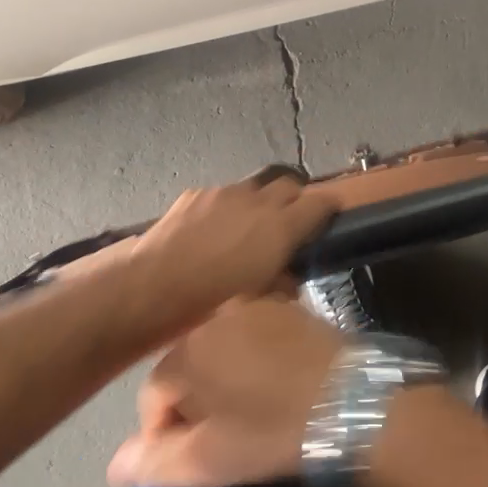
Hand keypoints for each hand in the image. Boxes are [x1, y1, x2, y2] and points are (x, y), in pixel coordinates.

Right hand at [108, 296, 342, 486]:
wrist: (351, 400)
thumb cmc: (274, 432)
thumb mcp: (209, 460)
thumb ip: (154, 460)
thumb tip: (116, 464)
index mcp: (187, 350)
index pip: (154, 394)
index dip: (164, 431)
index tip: (189, 454)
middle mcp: (214, 314)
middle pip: (187, 363)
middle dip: (195, 398)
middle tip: (222, 430)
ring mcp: (255, 301)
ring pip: (221, 342)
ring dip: (225, 371)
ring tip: (250, 403)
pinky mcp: (289, 301)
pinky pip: (255, 326)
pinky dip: (255, 348)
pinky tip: (274, 374)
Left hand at [130, 171, 338, 320]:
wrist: (157, 283)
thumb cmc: (214, 301)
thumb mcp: (258, 298)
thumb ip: (281, 281)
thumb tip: (287, 278)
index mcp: (281, 227)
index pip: (320, 203)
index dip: (328, 207)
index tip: (330, 214)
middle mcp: (259, 201)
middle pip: (289, 185)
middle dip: (294, 198)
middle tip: (290, 218)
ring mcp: (226, 193)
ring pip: (254, 188)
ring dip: (257, 203)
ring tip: (247, 226)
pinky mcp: (198, 193)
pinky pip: (221, 195)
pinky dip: (225, 209)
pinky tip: (211, 231)